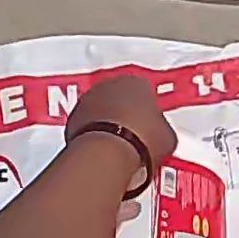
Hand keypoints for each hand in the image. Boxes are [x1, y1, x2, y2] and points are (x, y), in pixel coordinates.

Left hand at [64, 75, 179, 182]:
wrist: (108, 155)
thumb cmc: (139, 140)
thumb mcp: (167, 138)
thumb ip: (163, 132)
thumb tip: (162, 140)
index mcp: (136, 82)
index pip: (145, 91)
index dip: (149, 111)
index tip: (152, 126)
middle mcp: (108, 86)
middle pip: (119, 100)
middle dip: (126, 117)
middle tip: (135, 139)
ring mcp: (87, 102)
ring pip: (100, 113)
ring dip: (108, 127)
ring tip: (120, 151)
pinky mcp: (72, 122)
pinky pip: (86, 129)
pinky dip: (94, 139)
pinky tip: (104, 156)